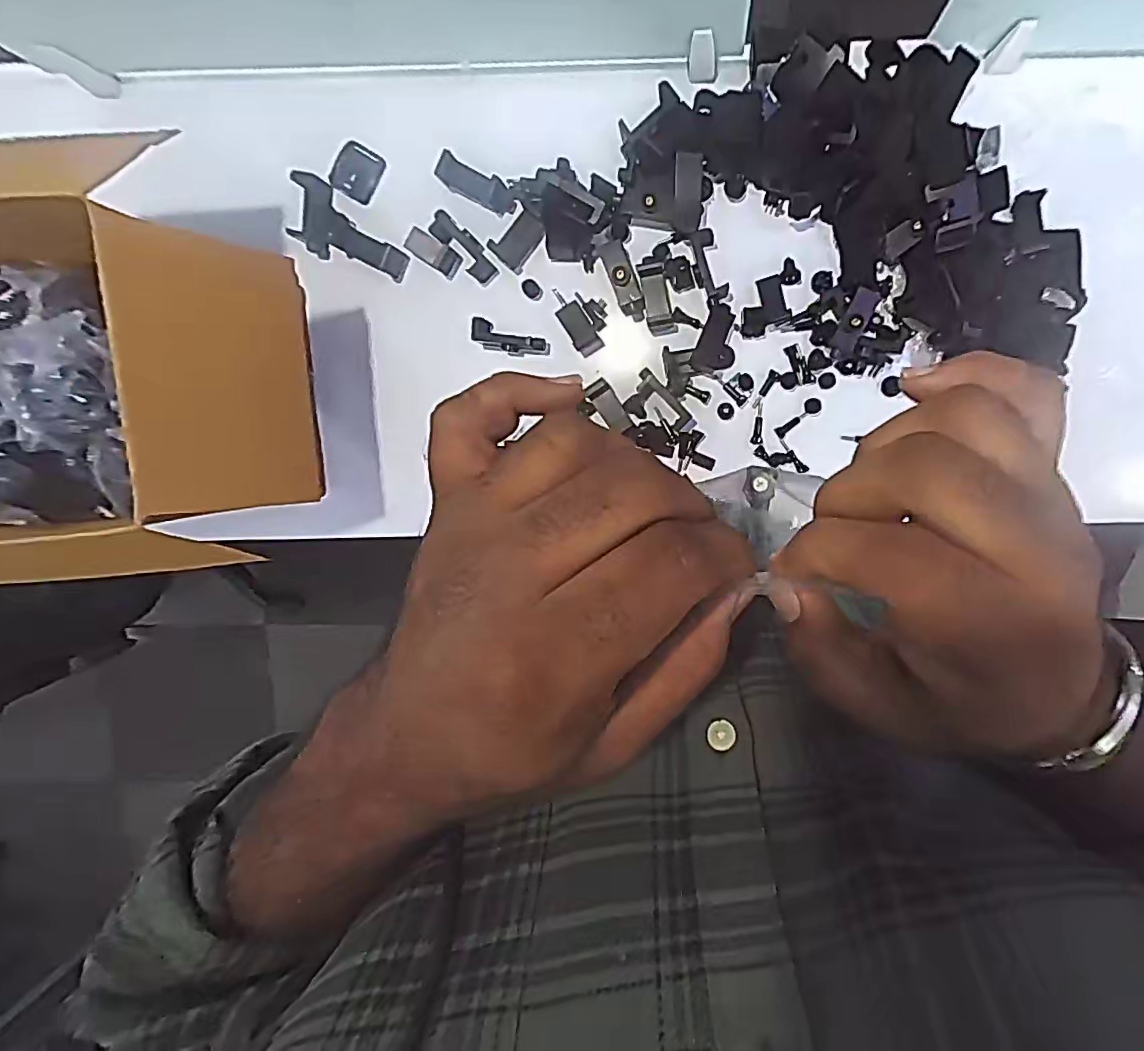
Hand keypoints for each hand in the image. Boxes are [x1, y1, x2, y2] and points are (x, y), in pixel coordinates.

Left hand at [308, 373, 754, 830]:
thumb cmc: (511, 751)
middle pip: (633, 494)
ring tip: (645, 500)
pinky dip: (514, 391)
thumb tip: (736, 590)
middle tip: (698, 539)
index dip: (725, 556)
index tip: (736, 567)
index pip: (672, 563)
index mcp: (557, 652)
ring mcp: (472, 523)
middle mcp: (511, 572)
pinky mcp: (445, 501)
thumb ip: (686, 669)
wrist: (406, 737)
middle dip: (692, 510)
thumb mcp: (615, 744)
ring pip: (574, 442)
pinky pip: (468, 416)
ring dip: (632, 461)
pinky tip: (565, 399)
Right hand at [771, 353, 1108, 760]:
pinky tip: (919, 393)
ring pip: (967, 416)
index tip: (794, 573)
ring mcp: (1053, 497)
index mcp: (989, 619)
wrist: (1065, 694)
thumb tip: (785, 584)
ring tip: (871, 479)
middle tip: (833, 527)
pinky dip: (969, 375)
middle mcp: (1034, 547)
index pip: (885, 551)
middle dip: (849, 492)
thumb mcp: (880, 706)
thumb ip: (821, 650)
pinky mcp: (1056, 470)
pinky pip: (1027, 391)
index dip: (814, 554)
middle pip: (925, 469)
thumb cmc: (968, 703)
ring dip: (892, 439)